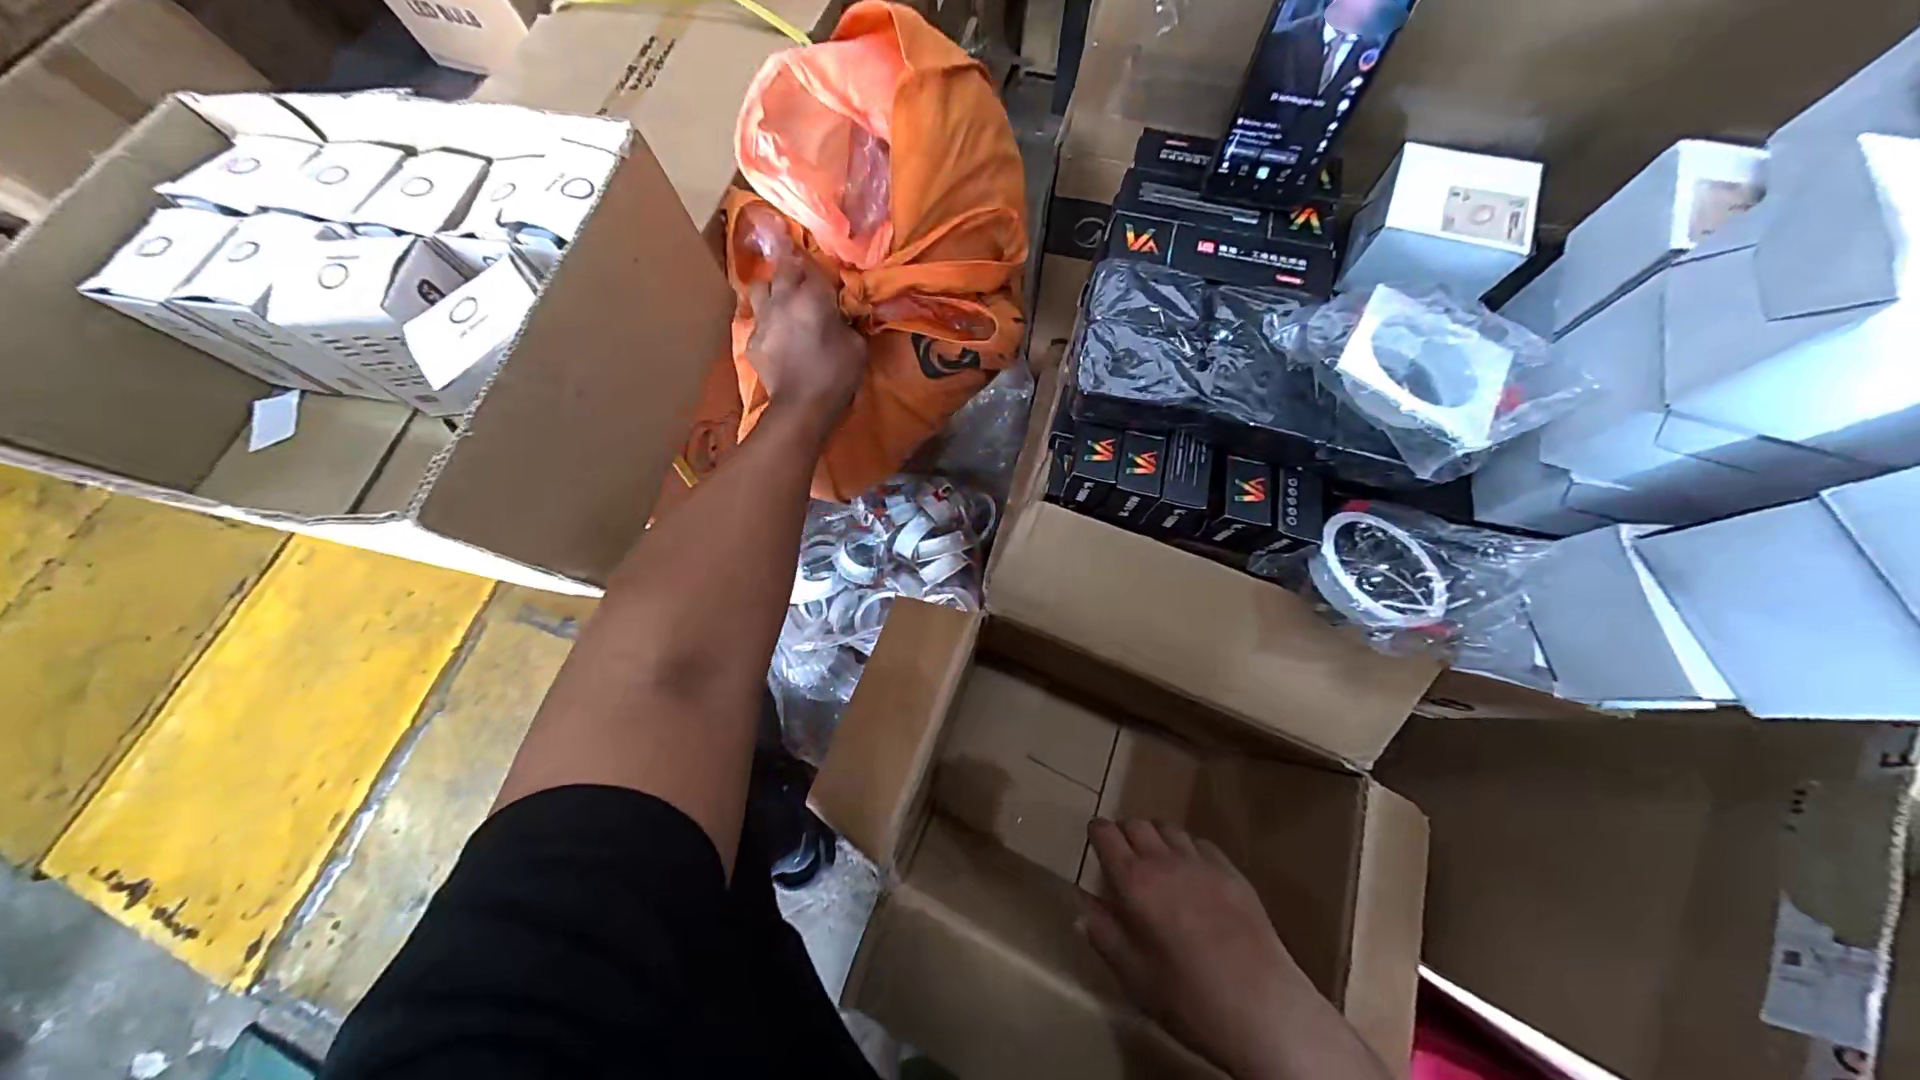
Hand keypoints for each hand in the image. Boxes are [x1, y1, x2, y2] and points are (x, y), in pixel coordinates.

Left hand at [746, 251, 866, 435]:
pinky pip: (756, 319)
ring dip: (771, 288)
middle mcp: (782, 299)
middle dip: (792, 268)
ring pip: (759, 287)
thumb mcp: (857, 346)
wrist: (801, 408)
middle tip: (802, 277)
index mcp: (812, 297)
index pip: (812, 265)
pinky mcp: (751, 340)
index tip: (822, 269)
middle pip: (782, 268)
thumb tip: (841, 315)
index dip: (818, 265)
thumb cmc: (836, 376)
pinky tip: (776, 333)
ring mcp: (762, 319)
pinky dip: (766, 320)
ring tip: (781, 300)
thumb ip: (847, 322)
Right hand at [1084, 819, 1391, 1079]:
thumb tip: (1083, 910)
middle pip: (1137, 824)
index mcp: (1134, 882)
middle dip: (1124, 831)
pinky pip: (1202, 844)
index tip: (1094, 837)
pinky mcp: (1233, 874)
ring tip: (1155, 858)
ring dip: (1156, 836)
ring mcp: (1202, 864)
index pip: (1107, 835)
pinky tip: (1192, 871)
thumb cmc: (1189, 999)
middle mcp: (1165, 861)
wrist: (1264, 1009)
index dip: (1097, 831)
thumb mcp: (1135, 978)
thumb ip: (1105, 938)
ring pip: (1170, 829)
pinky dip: (1188, 848)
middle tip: (1122, 852)